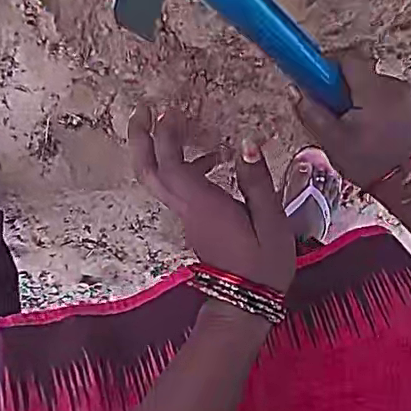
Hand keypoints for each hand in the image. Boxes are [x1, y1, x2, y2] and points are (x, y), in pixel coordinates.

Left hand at [128, 104, 294, 293]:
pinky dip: (184, 164)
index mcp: (203, 204)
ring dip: (157, 148)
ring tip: (176, 122)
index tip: (170, 109)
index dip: (166, 135)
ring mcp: (186, 214)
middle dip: (140, 138)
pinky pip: (176, 185)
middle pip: (148, 170)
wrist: (244, 302)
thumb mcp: (270, 221)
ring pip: (158, 178)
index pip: (172, 164)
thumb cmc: (262, 263)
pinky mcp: (192, 219)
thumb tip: (246, 142)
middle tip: (143, 109)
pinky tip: (215, 157)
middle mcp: (187, 207)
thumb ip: (257, 180)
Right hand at [292, 50, 410, 192]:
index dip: (327, 64)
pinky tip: (360, 124)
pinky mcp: (406, 103)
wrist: (405, 182)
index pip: (348, 58)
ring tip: (344, 120)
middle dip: (338, 84)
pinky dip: (366, 102)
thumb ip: (311, 111)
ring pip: (367, 82)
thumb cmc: (369, 162)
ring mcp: (402, 94)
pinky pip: (379, 92)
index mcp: (374, 91)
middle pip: (357, 69)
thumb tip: (294, 90)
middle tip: (327, 106)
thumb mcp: (331, 139)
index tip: (313, 77)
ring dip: (352, 94)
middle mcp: (392, 86)